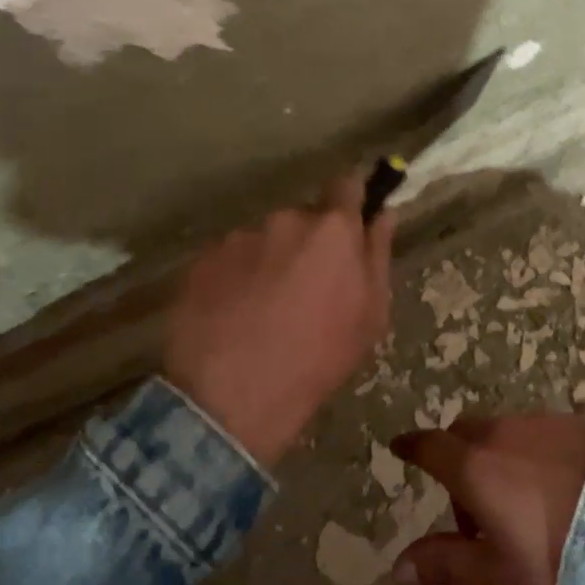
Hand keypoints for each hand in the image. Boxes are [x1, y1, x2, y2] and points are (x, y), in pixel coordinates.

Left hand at [163, 172, 395, 468]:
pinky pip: (228, 260)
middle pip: (303, 219)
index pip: (347, 184)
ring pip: (263, 240)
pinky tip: (232, 318)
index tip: (350, 222)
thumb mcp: (370, 314)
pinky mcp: (200, 261)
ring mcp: (238, 238)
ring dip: (269, 261)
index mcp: (333, 228)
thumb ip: (378, 254)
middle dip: (307, 243)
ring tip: (262, 310)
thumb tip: (383, 213)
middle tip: (304, 289)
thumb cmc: (318, 359)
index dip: (350, 199)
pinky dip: (234, 279)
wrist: (230, 400)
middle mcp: (285, 219)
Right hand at [392, 415, 584, 584]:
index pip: (430, 445)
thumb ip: (444, 564)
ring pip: (503, 430)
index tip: (400, 446)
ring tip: (514, 502)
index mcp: (474, 464)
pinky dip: (528, 450)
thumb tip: (399, 564)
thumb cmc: (553, 553)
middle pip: (466, 434)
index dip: (412, 446)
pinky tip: (548, 483)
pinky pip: (537, 430)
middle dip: (457, 459)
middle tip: (469, 507)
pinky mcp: (576, 422)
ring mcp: (542, 422)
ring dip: (495, 456)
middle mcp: (503, 432)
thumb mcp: (495, 573)